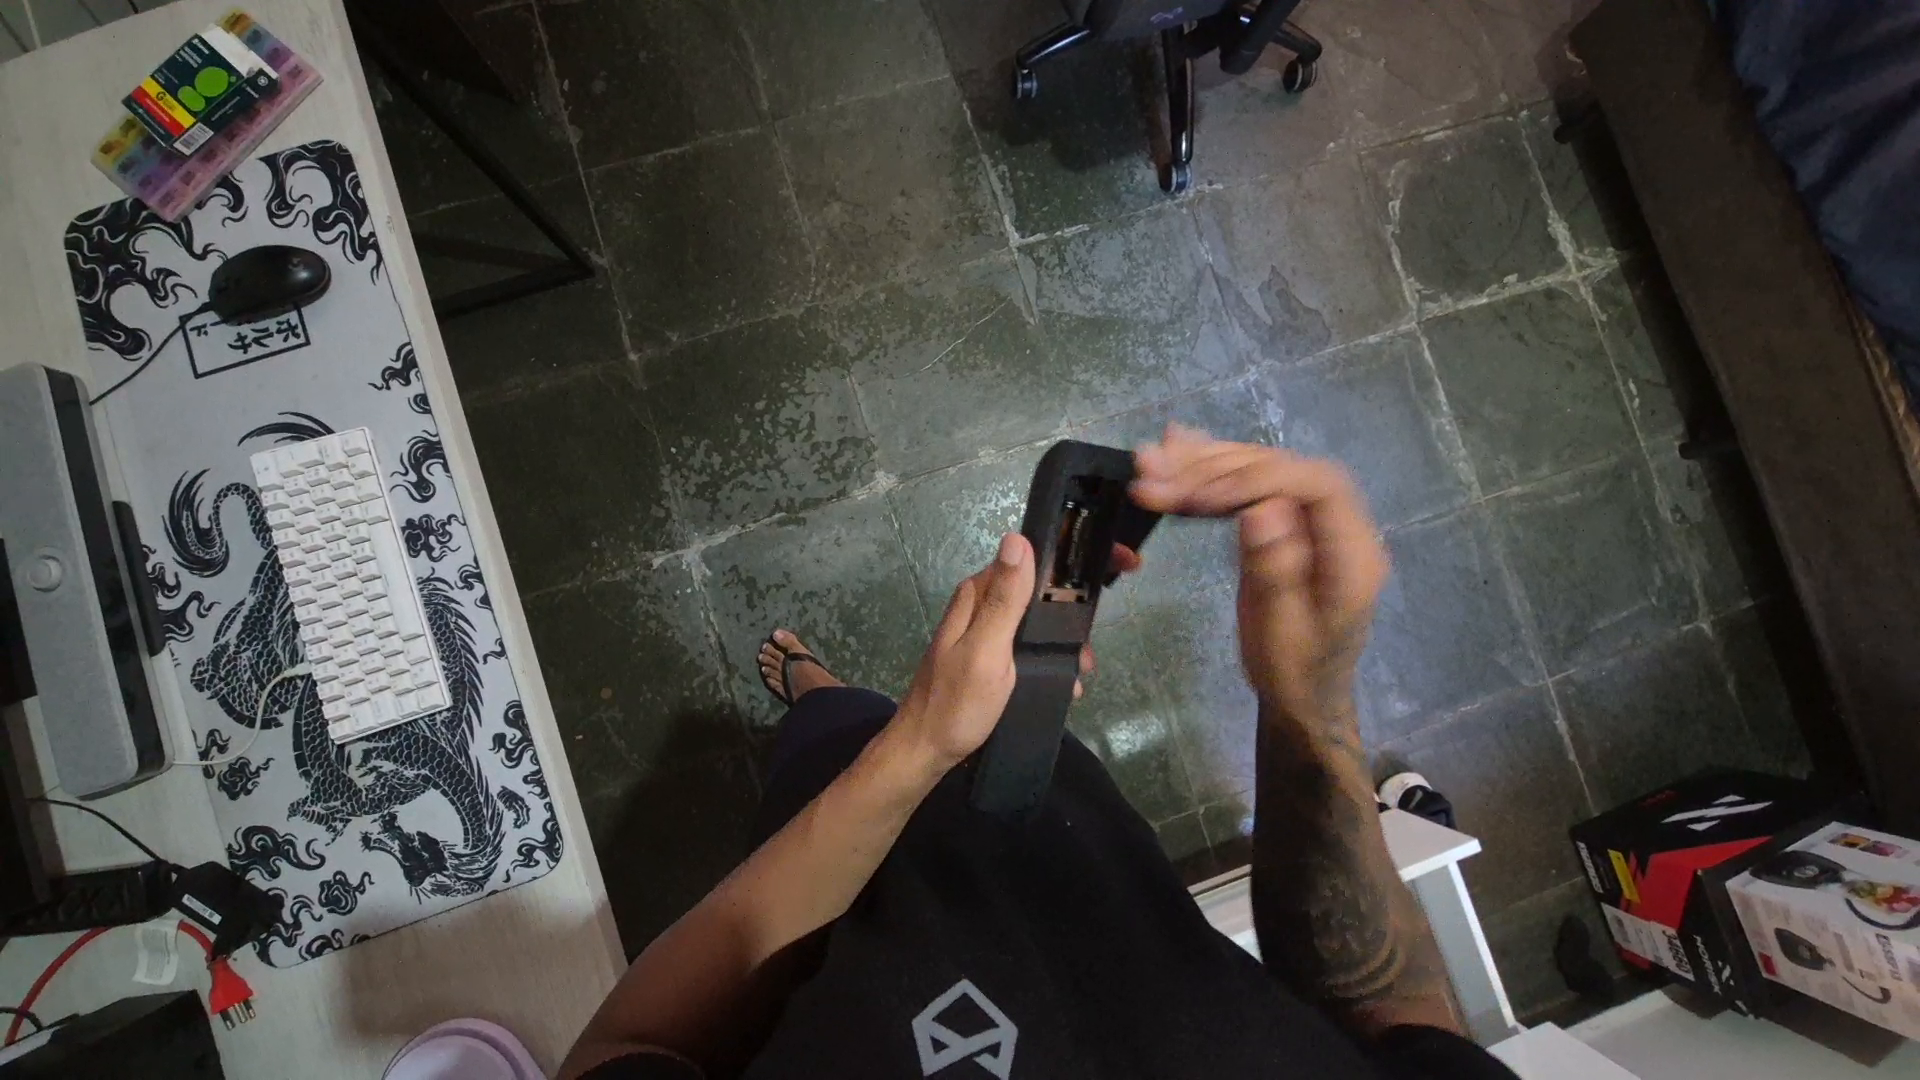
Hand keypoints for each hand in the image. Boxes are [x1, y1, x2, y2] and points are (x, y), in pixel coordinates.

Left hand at [891, 536, 1142, 772]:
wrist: (926, 751)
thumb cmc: (957, 703)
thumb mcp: (986, 649)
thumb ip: (1005, 598)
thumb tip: (1017, 539)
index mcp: (978, 592)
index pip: (1031, 556)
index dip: (1072, 556)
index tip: (1121, 563)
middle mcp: (982, 603)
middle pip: (1039, 588)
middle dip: (1074, 610)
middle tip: (1090, 652)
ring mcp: (986, 629)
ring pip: (1038, 620)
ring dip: (1064, 642)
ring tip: (1081, 672)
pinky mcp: (991, 654)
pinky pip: (1029, 645)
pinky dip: (1050, 658)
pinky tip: (1065, 681)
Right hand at [1129, 425, 1387, 721]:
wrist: (1304, 694)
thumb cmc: (1294, 672)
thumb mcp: (1283, 633)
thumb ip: (1275, 571)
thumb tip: (1259, 510)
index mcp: (1351, 552)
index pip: (1314, 486)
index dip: (1255, 479)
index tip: (1197, 494)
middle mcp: (1336, 523)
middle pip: (1280, 469)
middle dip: (1215, 467)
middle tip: (1156, 471)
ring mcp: (1307, 520)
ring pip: (1259, 471)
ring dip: (1203, 463)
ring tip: (1152, 459)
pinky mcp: (1282, 521)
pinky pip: (1249, 485)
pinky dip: (1211, 469)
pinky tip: (1179, 448)